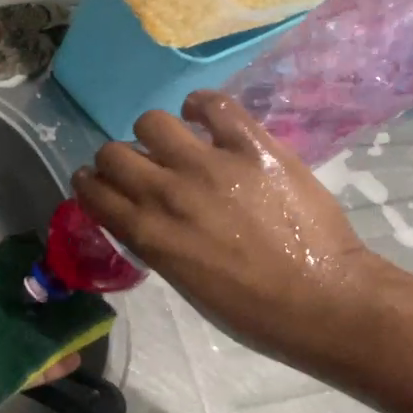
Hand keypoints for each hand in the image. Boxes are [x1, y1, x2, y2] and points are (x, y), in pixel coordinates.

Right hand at [70, 91, 387, 358]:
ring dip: (155, 133)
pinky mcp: (252, 147)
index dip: (91, 184)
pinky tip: (205, 118)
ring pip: (151, 122)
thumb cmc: (246, 306)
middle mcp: (165, 193)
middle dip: (117, 160)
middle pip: (112, 153)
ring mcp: (209, 166)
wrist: (321, 299)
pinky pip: (215, 106)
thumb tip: (142, 211)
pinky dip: (202, 107)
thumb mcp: (178, 278)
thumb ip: (151, 238)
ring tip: (175, 143)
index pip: (92, 190)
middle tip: (141, 167)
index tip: (101, 184)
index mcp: (145, 231)